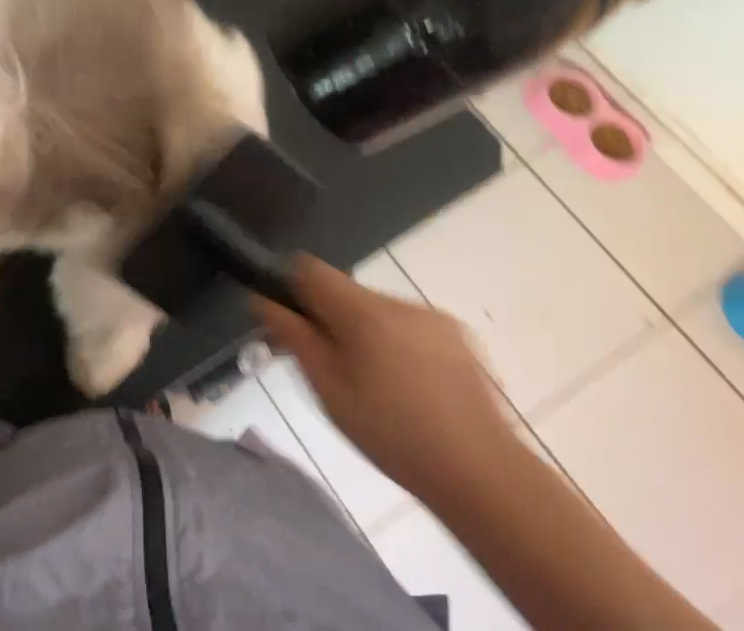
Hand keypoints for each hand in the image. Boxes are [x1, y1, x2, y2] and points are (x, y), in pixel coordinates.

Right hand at [254, 256, 518, 494]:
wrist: (481, 473)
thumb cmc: (392, 436)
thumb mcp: (328, 391)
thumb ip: (294, 338)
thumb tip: (262, 301)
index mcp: (365, 312)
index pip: (310, 269)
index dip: (288, 288)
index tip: (285, 325)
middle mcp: (401, 303)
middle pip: (344, 293)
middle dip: (326, 320)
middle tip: (321, 367)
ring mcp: (435, 319)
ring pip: (376, 311)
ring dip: (360, 334)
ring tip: (367, 385)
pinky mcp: (459, 339)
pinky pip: (407, 328)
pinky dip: (393, 345)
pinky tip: (403, 389)